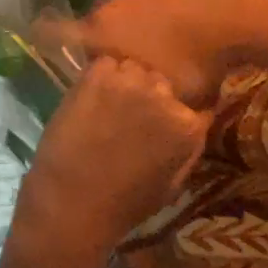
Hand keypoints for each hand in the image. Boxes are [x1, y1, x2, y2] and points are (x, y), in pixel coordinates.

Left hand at [17, 58, 210, 250]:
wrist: (73, 201)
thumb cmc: (125, 203)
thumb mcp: (172, 184)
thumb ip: (188, 148)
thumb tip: (194, 120)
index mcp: (187, 126)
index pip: (192, 103)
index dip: (173, 111)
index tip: (159, 121)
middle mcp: (164, 95)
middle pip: (160, 81)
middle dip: (149, 94)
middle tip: (130, 114)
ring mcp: (130, 81)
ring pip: (133, 68)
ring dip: (125, 82)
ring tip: (109, 104)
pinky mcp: (98, 74)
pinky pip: (105, 63)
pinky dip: (100, 76)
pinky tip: (92, 97)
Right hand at [43, 0, 237, 106]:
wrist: (225, 24)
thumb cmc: (188, 66)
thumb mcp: (159, 97)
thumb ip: (130, 104)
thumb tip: (113, 118)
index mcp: (99, 35)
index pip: (53, 33)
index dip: (39, 39)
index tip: (27, 44)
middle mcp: (106, 13)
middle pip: (83, 32)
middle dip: (86, 52)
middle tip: (95, 76)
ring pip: (108, 23)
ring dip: (112, 41)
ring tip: (124, 65)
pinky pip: (130, 16)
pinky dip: (134, 31)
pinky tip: (152, 48)